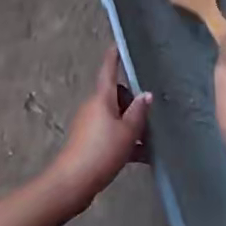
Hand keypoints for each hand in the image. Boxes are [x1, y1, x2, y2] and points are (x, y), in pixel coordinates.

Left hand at [45, 48, 152, 204]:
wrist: (73, 183)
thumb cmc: (101, 151)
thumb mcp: (127, 132)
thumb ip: (138, 112)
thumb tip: (145, 95)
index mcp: (102, 98)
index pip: (109, 70)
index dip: (114, 56)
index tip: (118, 42)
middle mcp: (94, 107)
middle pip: (116, 96)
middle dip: (133, 102)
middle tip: (151, 115)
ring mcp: (90, 125)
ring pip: (116, 117)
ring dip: (132, 125)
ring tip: (152, 139)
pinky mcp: (90, 143)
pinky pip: (112, 134)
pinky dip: (126, 141)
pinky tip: (143, 156)